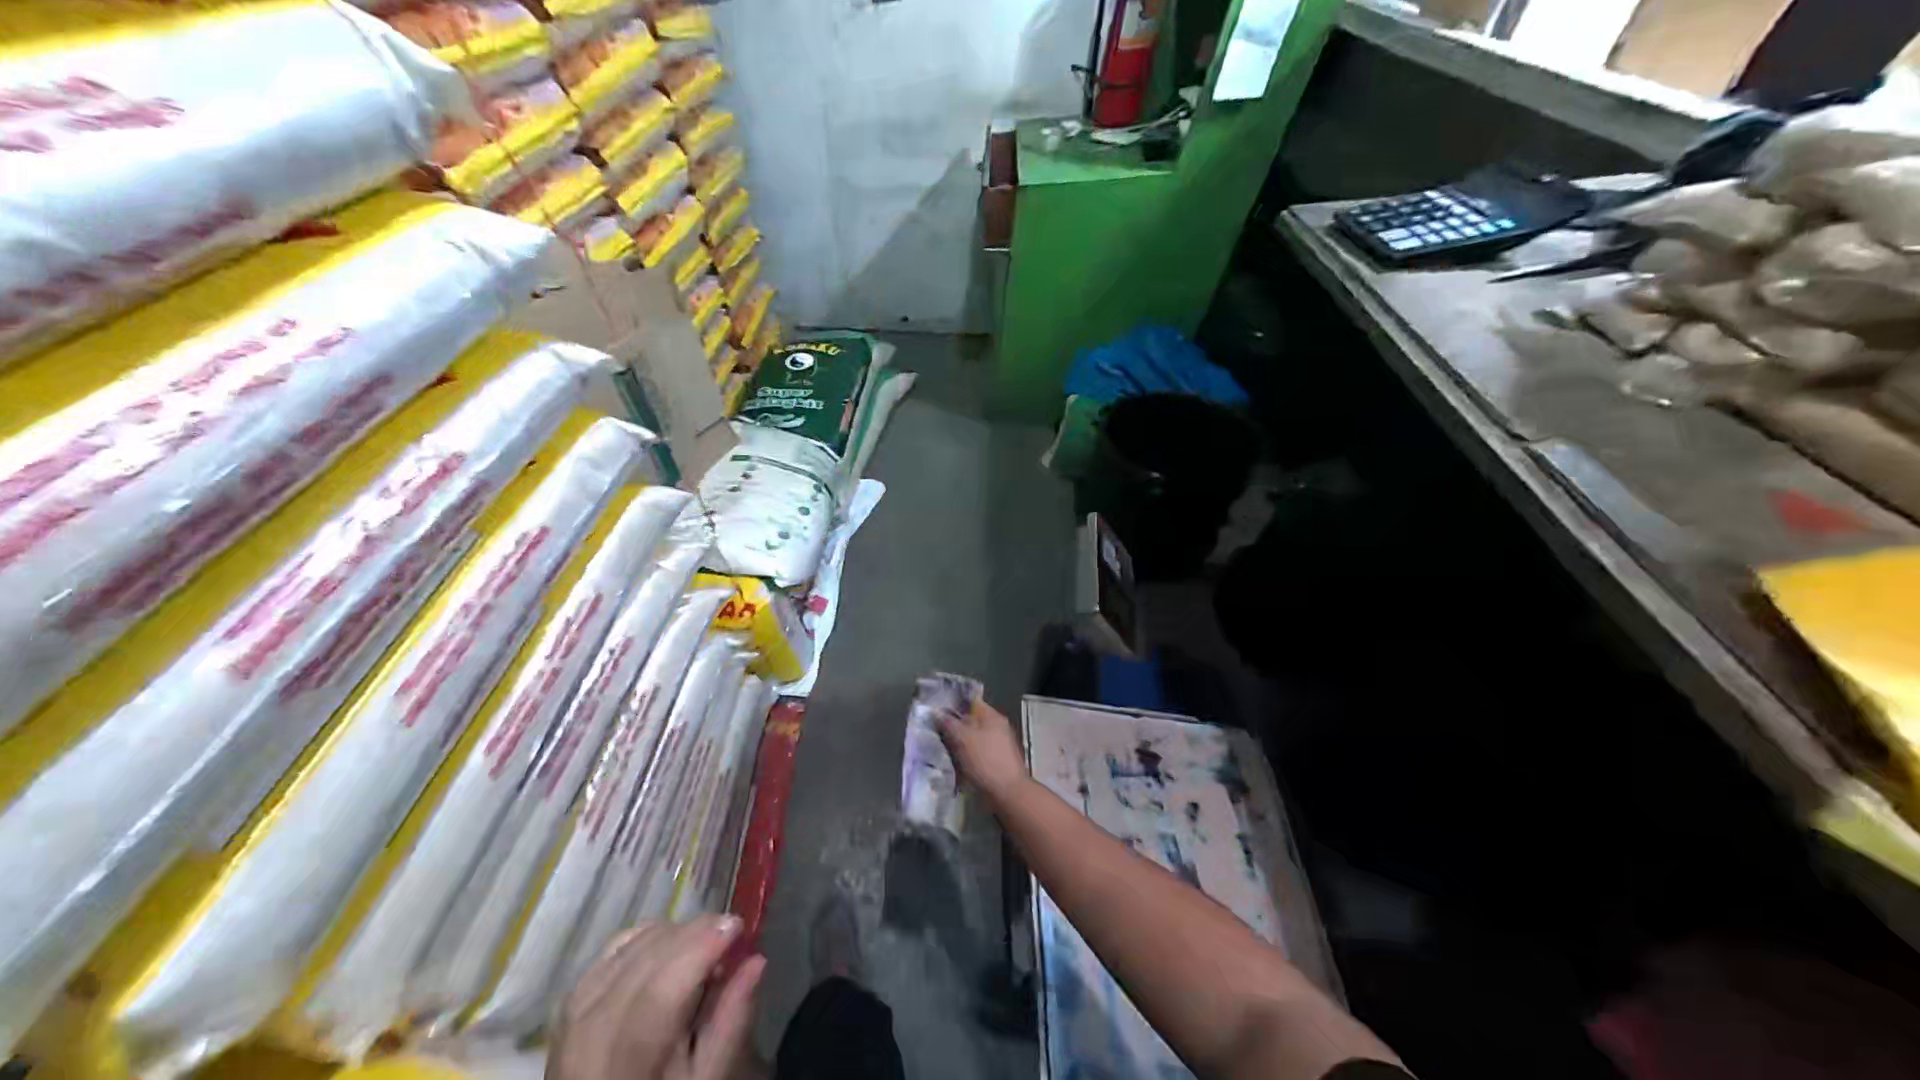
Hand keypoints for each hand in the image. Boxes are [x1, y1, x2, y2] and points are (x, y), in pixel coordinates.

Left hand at [549, 916, 766, 1079]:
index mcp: (627, 1063)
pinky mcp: (569, 1002)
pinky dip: (646, 938)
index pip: (663, 989)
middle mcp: (592, 1032)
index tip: (739, 926)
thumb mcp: (709, 1078)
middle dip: (696, 933)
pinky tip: (668, 946)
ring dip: (674, 934)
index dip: (702, 948)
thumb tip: (757, 960)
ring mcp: (574, 1014)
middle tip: (730, 934)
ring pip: (632, 945)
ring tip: (702, 947)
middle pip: (648, 958)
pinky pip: (613, 948)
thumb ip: (733, 1020)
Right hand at [939, 698, 1027, 801]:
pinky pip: (975, 753)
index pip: (971, 702)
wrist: (1007, 793)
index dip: (953, 705)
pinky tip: (952, 763)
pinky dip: (964, 757)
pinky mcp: (994, 762)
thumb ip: (949, 723)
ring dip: (957, 744)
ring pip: (971, 739)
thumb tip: (937, 712)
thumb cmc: (985, 761)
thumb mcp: (963, 739)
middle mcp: (996, 728)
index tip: (936, 711)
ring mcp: (997, 745)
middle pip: (970, 721)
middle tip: (934, 731)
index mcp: (992, 717)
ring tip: (940, 748)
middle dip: (953, 727)